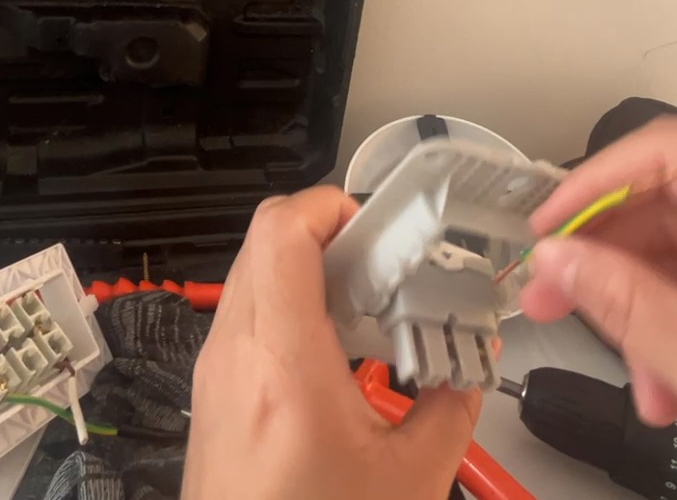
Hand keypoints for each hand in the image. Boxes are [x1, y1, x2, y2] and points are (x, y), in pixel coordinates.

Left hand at [183, 186, 481, 499]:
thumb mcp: (409, 483)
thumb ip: (449, 410)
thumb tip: (464, 367)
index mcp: (283, 365)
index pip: (282, 231)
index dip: (329, 206)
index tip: (372, 225)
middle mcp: (235, 352)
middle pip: (266, 236)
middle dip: (327, 230)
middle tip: (375, 259)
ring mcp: (215, 366)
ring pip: (253, 266)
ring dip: (305, 263)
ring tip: (357, 299)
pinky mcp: (212, 384)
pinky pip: (246, 306)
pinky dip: (286, 297)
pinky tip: (328, 343)